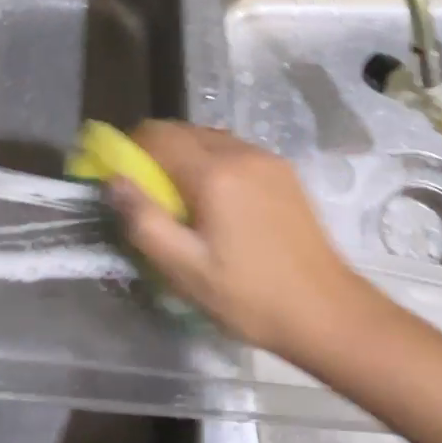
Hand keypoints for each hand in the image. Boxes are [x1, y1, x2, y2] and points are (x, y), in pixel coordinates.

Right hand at [108, 119, 368, 358]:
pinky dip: (213, 163)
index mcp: (214, 173)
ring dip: (185, 157)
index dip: (129, 149)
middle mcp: (240, 152)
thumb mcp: (185, 270)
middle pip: (182, 131)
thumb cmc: (249, 297)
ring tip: (183, 202)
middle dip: (156, 153)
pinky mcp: (283, 171)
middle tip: (148, 195)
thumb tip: (114, 181)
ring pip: (208, 138)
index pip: (157, 135)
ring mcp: (266, 158)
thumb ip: (144, 221)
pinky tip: (218, 203)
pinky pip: (233, 151)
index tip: (119, 177)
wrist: (327, 312)